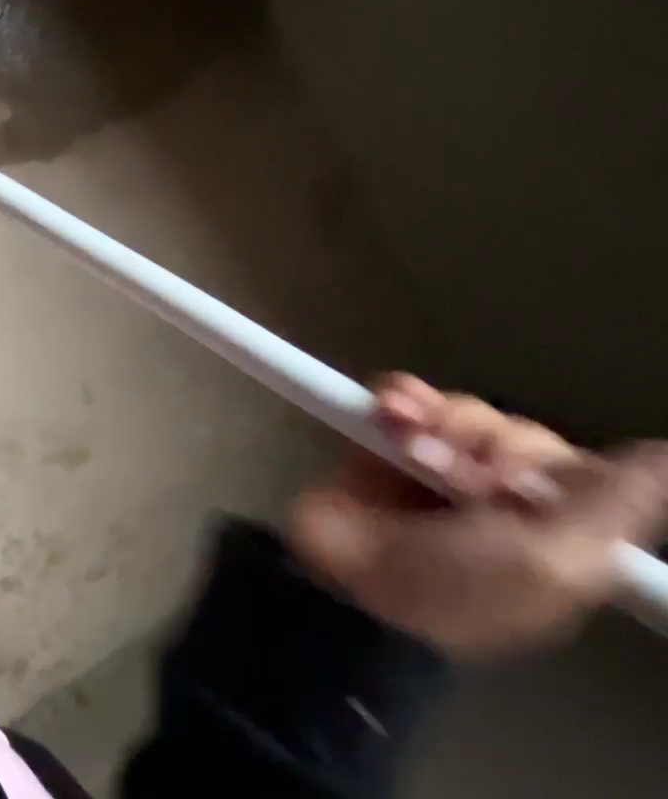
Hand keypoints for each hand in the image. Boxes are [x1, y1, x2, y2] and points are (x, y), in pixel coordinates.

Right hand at [288, 373, 667, 658]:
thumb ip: (608, 509)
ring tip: (407, 444)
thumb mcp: (547, 562)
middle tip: (454, 474)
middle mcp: (499, 493)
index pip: (573, 467)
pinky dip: (397, 396)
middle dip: (484, 442)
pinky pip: (401, 400)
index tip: (510, 480)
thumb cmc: (454, 584)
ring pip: (461, 413)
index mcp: (550, 527)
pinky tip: (389, 409)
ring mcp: (435, 466)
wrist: (345, 579)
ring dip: (439, 419)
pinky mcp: (379, 447)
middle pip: (516, 436)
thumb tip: (664, 454)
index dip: (545, 461)